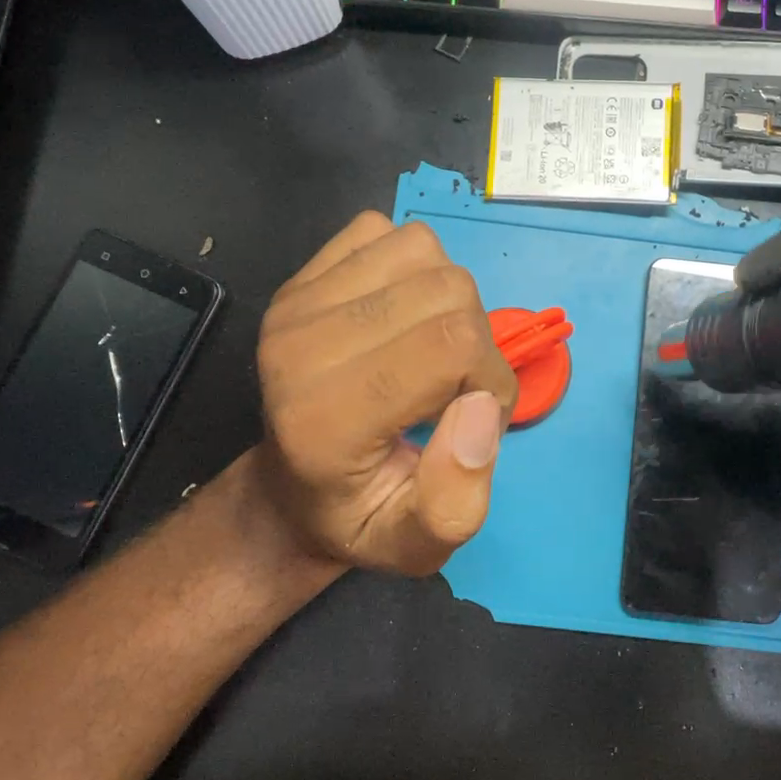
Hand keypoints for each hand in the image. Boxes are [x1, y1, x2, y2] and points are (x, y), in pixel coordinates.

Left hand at [254, 212, 517, 575]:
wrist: (288, 488)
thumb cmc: (360, 516)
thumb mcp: (417, 547)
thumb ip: (456, 502)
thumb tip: (482, 407)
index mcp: (327, 418)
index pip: (451, 345)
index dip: (492, 377)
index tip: (479, 416)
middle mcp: (301, 347)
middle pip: (448, 292)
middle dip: (478, 340)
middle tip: (458, 387)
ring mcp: (295, 303)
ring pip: (425, 251)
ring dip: (450, 300)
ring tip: (431, 348)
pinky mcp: (300, 277)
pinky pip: (388, 232)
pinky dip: (414, 267)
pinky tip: (401, 314)